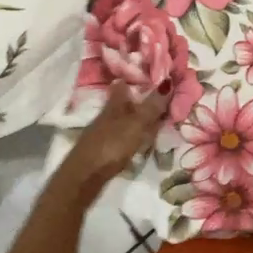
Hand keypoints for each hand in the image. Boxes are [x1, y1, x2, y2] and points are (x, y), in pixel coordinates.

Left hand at [56, 83, 165, 201]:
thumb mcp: (137, 124)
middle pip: (123, 102)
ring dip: (136, 119)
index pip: (123, 84)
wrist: (84, 177)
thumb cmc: (111, 145)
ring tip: (155, 119)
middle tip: (159, 97)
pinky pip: (121, 136)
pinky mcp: (102, 150)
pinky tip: (140, 141)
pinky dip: (132, 135)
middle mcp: (107, 114)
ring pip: (122, 119)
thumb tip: (168, 79)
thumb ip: (152, 105)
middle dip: (138, 99)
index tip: (150, 75)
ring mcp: (102, 132)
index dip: (134, 78)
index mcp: (115, 103)